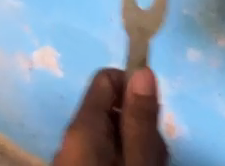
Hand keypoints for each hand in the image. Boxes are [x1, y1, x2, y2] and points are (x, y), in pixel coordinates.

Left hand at [52, 67, 166, 165]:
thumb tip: (143, 69)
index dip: (134, 89)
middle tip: (154, 152)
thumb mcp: (137, 162)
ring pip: (110, 133)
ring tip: (148, 164)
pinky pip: (102, 153)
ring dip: (134, 143)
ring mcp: (70, 157)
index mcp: (81, 126)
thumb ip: (140, 119)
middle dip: (138, 123)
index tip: (152, 116)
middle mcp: (70, 136)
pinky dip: (122, 157)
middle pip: (110, 107)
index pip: (106, 77)